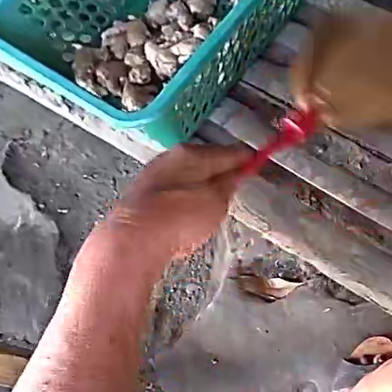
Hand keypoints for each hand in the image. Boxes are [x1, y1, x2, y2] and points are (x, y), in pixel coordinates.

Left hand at [91, 143, 245, 268]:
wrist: (133, 241)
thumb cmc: (179, 218)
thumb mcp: (216, 202)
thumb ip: (228, 186)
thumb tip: (235, 175)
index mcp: (191, 153)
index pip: (227, 151)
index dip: (246, 158)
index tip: (258, 162)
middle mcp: (169, 160)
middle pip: (203, 163)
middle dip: (221, 173)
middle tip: (237, 185)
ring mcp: (152, 179)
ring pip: (186, 180)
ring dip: (201, 189)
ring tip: (215, 206)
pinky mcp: (141, 202)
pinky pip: (171, 198)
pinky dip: (184, 204)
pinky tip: (187, 219)